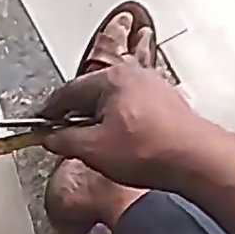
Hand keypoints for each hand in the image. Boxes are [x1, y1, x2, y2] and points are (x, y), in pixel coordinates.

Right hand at [38, 61, 234, 191]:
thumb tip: (49, 138)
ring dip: (95, 118)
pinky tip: (114, 140)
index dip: (49, 110)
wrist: (193, 159)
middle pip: (90, 92)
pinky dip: (115, 120)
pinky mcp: (164, 103)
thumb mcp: (91, 149)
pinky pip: (129, 107)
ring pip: (111, 100)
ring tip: (86, 140)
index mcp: (111, 78)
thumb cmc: (147, 150)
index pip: (68, 91)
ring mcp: (151, 86)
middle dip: (72, 113)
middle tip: (59, 133)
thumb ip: (63, 140)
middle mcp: (133, 74)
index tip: (40, 122)